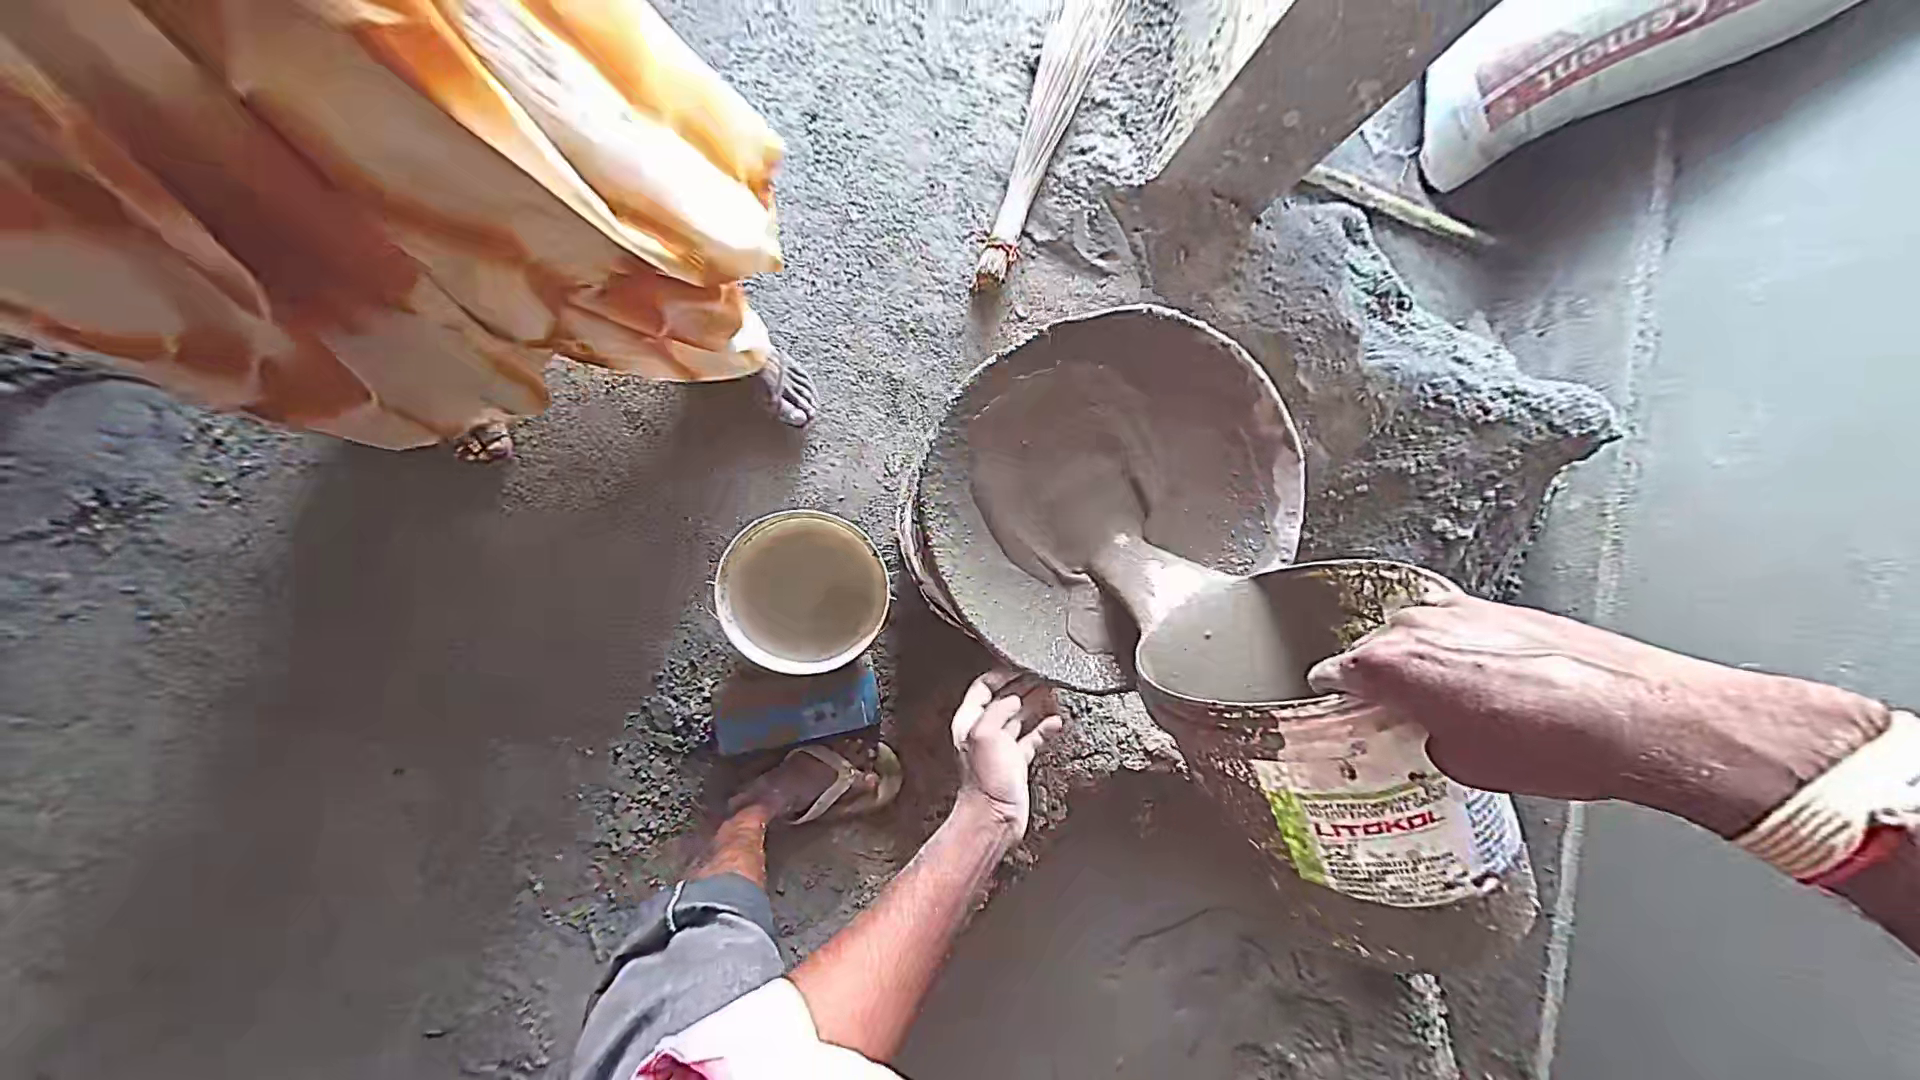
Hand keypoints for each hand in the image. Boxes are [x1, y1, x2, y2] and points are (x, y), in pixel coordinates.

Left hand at [949, 669, 1063, 839]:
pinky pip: (1032, 738)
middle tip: (1040, 675)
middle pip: (1004, 698)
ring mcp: (1001, 746)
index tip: (1019, 666)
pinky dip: (1045, 728)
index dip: (1000, 674)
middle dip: (1022, 685)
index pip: (983, 687)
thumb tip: (1012, 698)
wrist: (993, 818)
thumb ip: (997, 710)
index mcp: (970, 721)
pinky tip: (1056, 722)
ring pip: (1020, 716)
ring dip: (1036, 703)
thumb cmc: (983, 782)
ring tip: (1052, 690)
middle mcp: (984, 731)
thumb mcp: (985, 735)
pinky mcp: (1016, 762)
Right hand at [1306, 593, 1889, 836]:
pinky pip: (1453, 628)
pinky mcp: (1496, 606)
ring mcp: (1456, 610)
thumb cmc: (1563, 745)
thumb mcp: (1464, 763)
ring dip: (1419, 663)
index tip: (1347, 713)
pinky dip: (1457, 650)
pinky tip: (1491, 683)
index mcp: (1389, 663)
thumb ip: (1419, 734)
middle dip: (1379, 681)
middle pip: (1369, 652)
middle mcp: (1413, 626)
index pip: (1331, 674)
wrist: (1651, 720)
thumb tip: (1423, 730)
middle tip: (1402, 715)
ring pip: (1411, 636)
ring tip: (1455, 701)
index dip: (1336, 699)